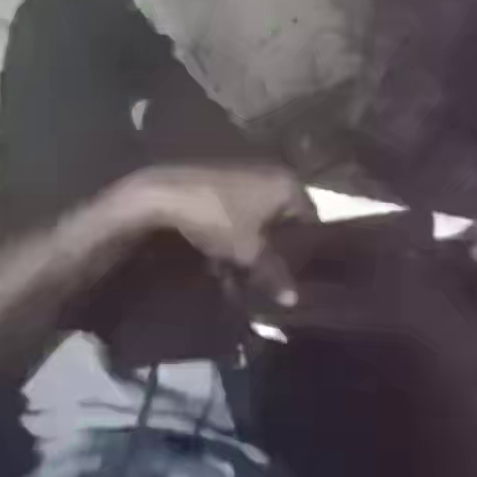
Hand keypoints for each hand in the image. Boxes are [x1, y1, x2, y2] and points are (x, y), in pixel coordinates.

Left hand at [116, 164, 313, 301]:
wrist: (165, 194)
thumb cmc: (218, 219)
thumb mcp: (250, 252)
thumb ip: (275, 274)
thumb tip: (293, 300)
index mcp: (287, 185)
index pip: (311, 221)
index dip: (306, 250)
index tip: (298, 275)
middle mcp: (270, 176)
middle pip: (283, 223)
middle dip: (273, 254)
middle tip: (268, 280)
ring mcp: (243, 179)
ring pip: (257, 223)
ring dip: (249, 252)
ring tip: (238, 279)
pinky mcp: (220, 186)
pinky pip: (236, 217)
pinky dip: (232, 239)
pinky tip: (218, 264)